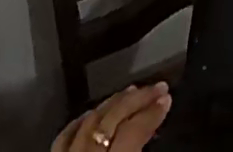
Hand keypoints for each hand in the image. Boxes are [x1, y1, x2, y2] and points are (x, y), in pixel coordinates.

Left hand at [52, 83, 171, 151]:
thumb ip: (140, 150)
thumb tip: (154, 131)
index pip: (132, 131)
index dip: (151, 113)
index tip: (167, 98)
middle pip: (111, 119)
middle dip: (137, 99)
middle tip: (158, 87)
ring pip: (89, 121)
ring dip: (113, 103)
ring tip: (132, 91)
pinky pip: (64, 136)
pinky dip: (82, 120)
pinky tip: (94, 112)